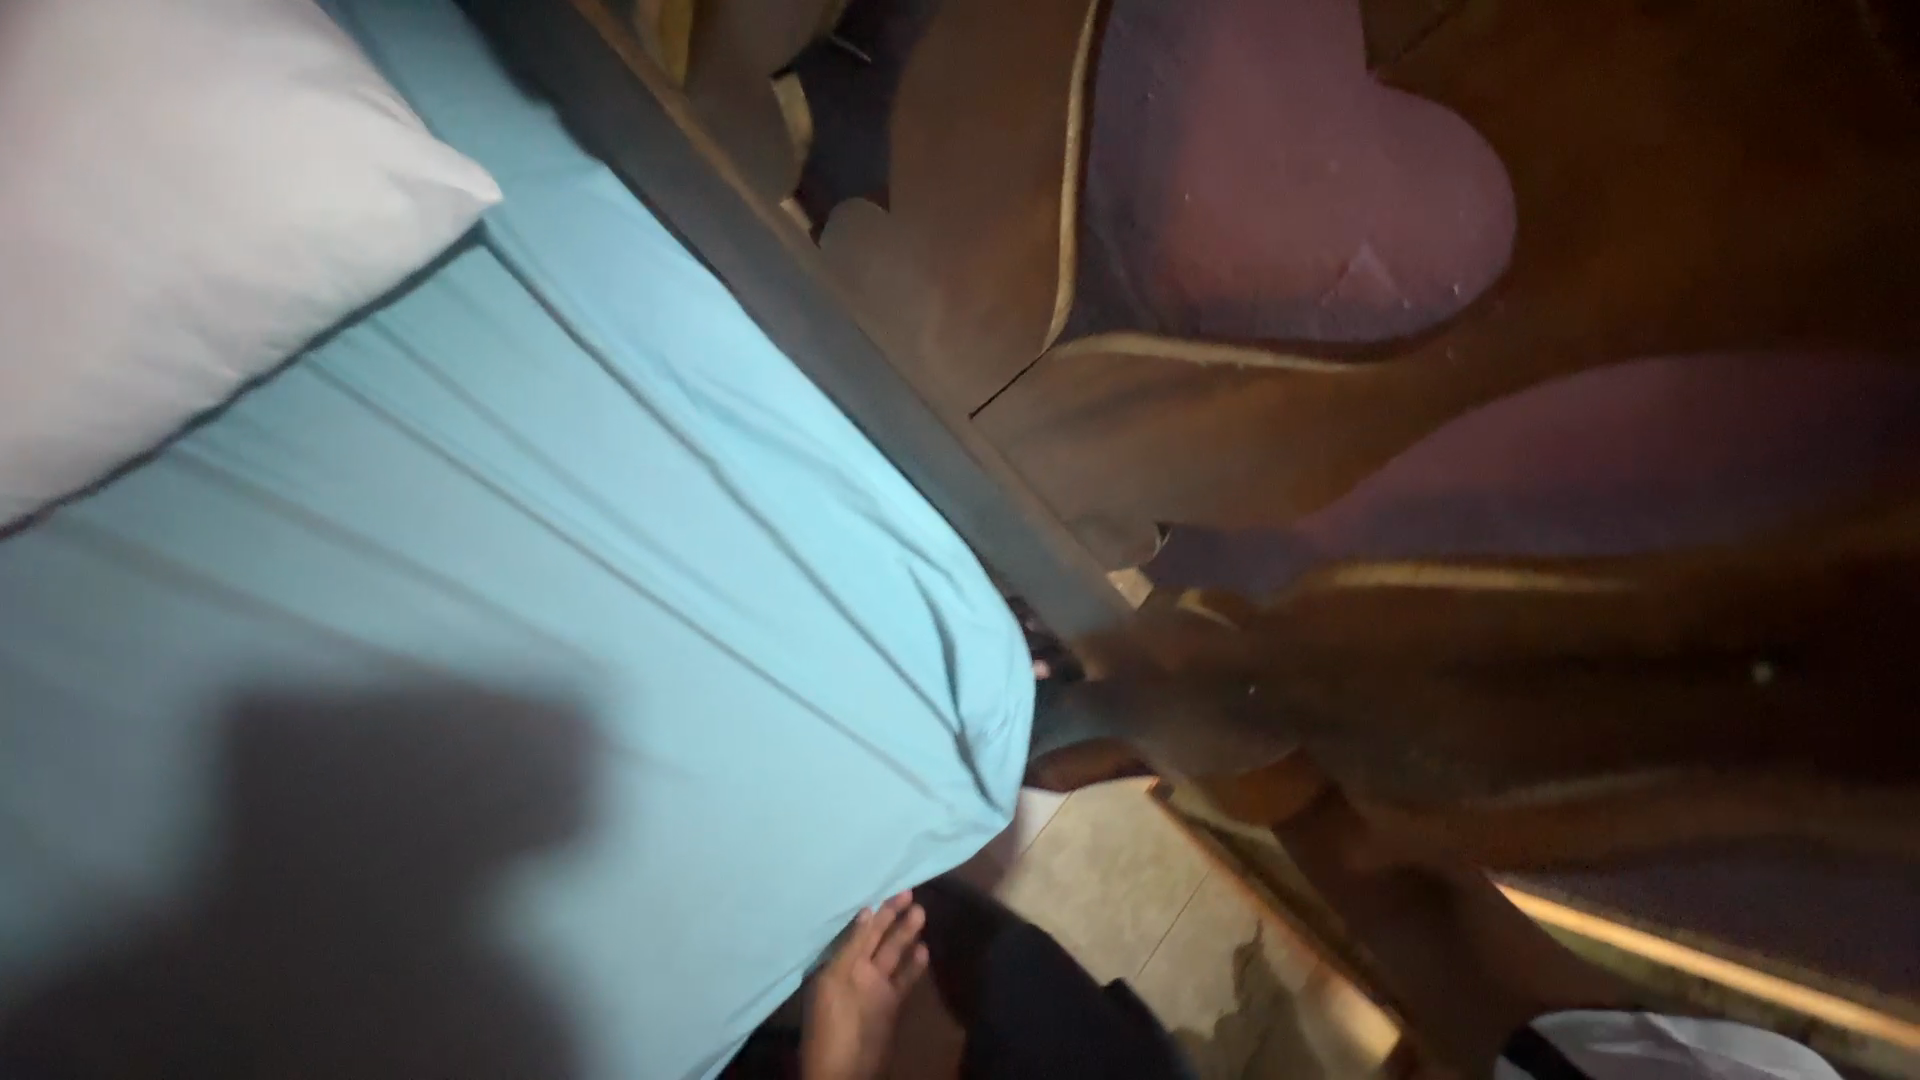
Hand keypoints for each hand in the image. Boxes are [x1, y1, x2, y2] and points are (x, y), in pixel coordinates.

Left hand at [801, 891, 929, 1079]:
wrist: (843, 1073)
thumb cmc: (832, 1024)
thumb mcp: (835, 980)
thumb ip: (851, 946)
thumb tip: (866, 912)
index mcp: (840, 963)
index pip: (860, 929)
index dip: (875, 910)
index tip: (890, 887)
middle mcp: (858, 971)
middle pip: (878, 937)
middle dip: (893, 916)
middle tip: (910, 891)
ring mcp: (875, 988)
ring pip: (893, 954)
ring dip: (906, 935)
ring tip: (921, 911)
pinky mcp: (891, 1005)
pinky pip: (904, 979)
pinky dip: (914, 965)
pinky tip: (925, 949)